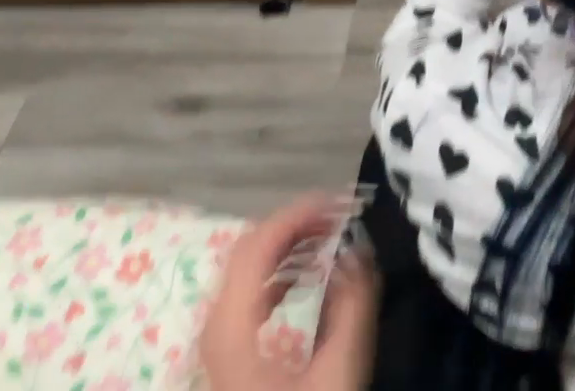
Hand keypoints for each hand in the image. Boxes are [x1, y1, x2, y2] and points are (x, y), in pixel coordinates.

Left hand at [199, 195, 378, 389]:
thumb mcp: (338, 373)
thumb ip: (351, 305)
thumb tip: (359, 249)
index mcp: (232, 326)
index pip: (259, 244)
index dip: (300, 213)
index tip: (344, 200)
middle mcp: (215, 325)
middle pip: (249, 251)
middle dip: (297, 224)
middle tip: (344, 215)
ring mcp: (217, 341)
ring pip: (247, 270)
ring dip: (290, 246)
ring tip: (334, 238)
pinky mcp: (228, 354)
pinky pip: (249, 294)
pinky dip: (281, 273)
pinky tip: (311, 277)